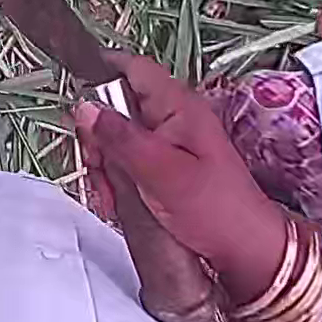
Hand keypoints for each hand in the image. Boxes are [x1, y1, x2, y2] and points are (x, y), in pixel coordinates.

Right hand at [74, 53, 289, 300]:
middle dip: (96, 135)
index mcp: (177, 106)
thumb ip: (120, 137)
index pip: (132, 68)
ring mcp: (164, 140)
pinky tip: (114, 198)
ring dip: (102, 161)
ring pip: (113, 135)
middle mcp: (169, 116)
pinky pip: (122, 158)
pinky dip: (112, 176)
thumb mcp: (160, 172)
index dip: (100, 71)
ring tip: (108, 190)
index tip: (75, 95)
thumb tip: (83, 107)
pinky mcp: (160, 162)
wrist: (247, 254)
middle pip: (113, 105)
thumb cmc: (214, 210)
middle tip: (96, 163)